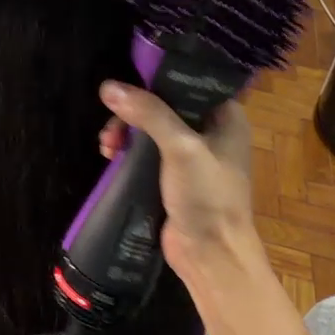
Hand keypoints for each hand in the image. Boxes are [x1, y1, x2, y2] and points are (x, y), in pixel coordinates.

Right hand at [98, 82, 256, 279]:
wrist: (210, 257)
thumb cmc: (207, 197)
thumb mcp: (181, 148)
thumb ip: (148, 113)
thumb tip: (108, 87)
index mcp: (226, 118)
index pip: (190, 83)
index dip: (159, 78)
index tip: (129, 78)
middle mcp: (210, 132)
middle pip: (163, 104)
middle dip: (133, 110)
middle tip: (113, 125)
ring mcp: (189, 156)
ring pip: (149, 128)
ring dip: (125, 131)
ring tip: (108, 145)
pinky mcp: (170, 177)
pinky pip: (144, 152)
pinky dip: (126, 150)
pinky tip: (110, 156)